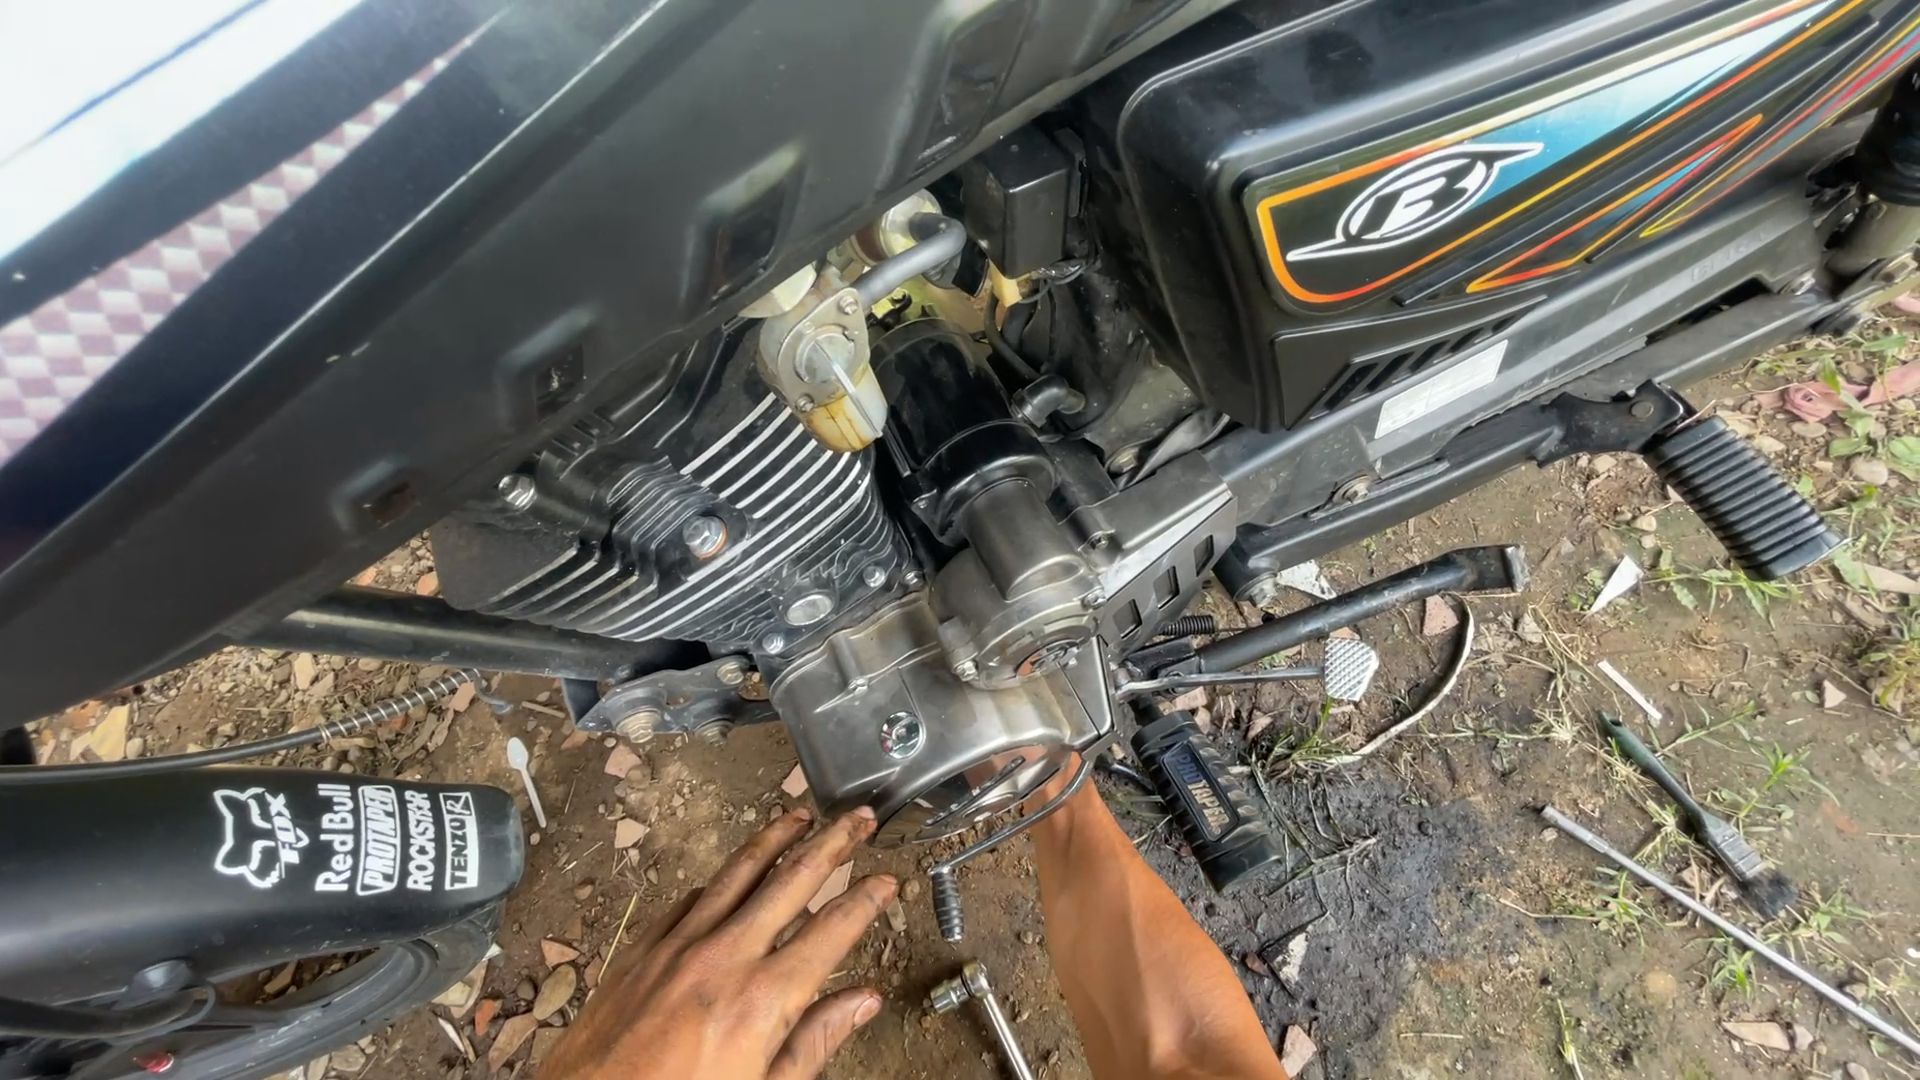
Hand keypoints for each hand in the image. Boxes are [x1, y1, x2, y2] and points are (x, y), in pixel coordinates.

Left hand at [539, 807, 896, 1079]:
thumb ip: (814, 1044)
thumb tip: (865, 999)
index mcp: (763, 1000)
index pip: (832, 929)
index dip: (867, 899)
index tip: (888, 879)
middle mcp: (727, 955)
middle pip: (793, 877)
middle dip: (834, 840)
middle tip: (859, 816)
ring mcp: (681, 943)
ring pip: (741, 869)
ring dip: (777, 836)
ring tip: (801, 814)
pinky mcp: (645, 947)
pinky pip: (693, 897)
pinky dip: (723, 879)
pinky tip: (734, 873)